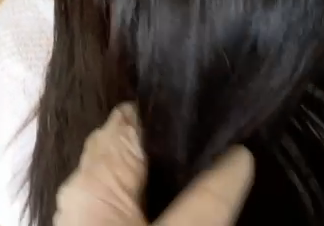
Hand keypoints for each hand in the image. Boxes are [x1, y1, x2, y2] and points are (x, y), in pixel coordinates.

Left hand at [55, 103, 254, 225]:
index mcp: (96, 176)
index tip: (221, 112)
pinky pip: (124, 195)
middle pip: (132, 140)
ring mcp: (85, 212)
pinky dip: (150, 189)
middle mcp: (83, 185)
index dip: (179, 111)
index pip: (136, 116)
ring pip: (129, 169)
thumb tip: (241, 154)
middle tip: (226, 140)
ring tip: (216, 162)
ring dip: (165, 165)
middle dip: (176, 137)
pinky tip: (186, 198)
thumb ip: (209, 199)